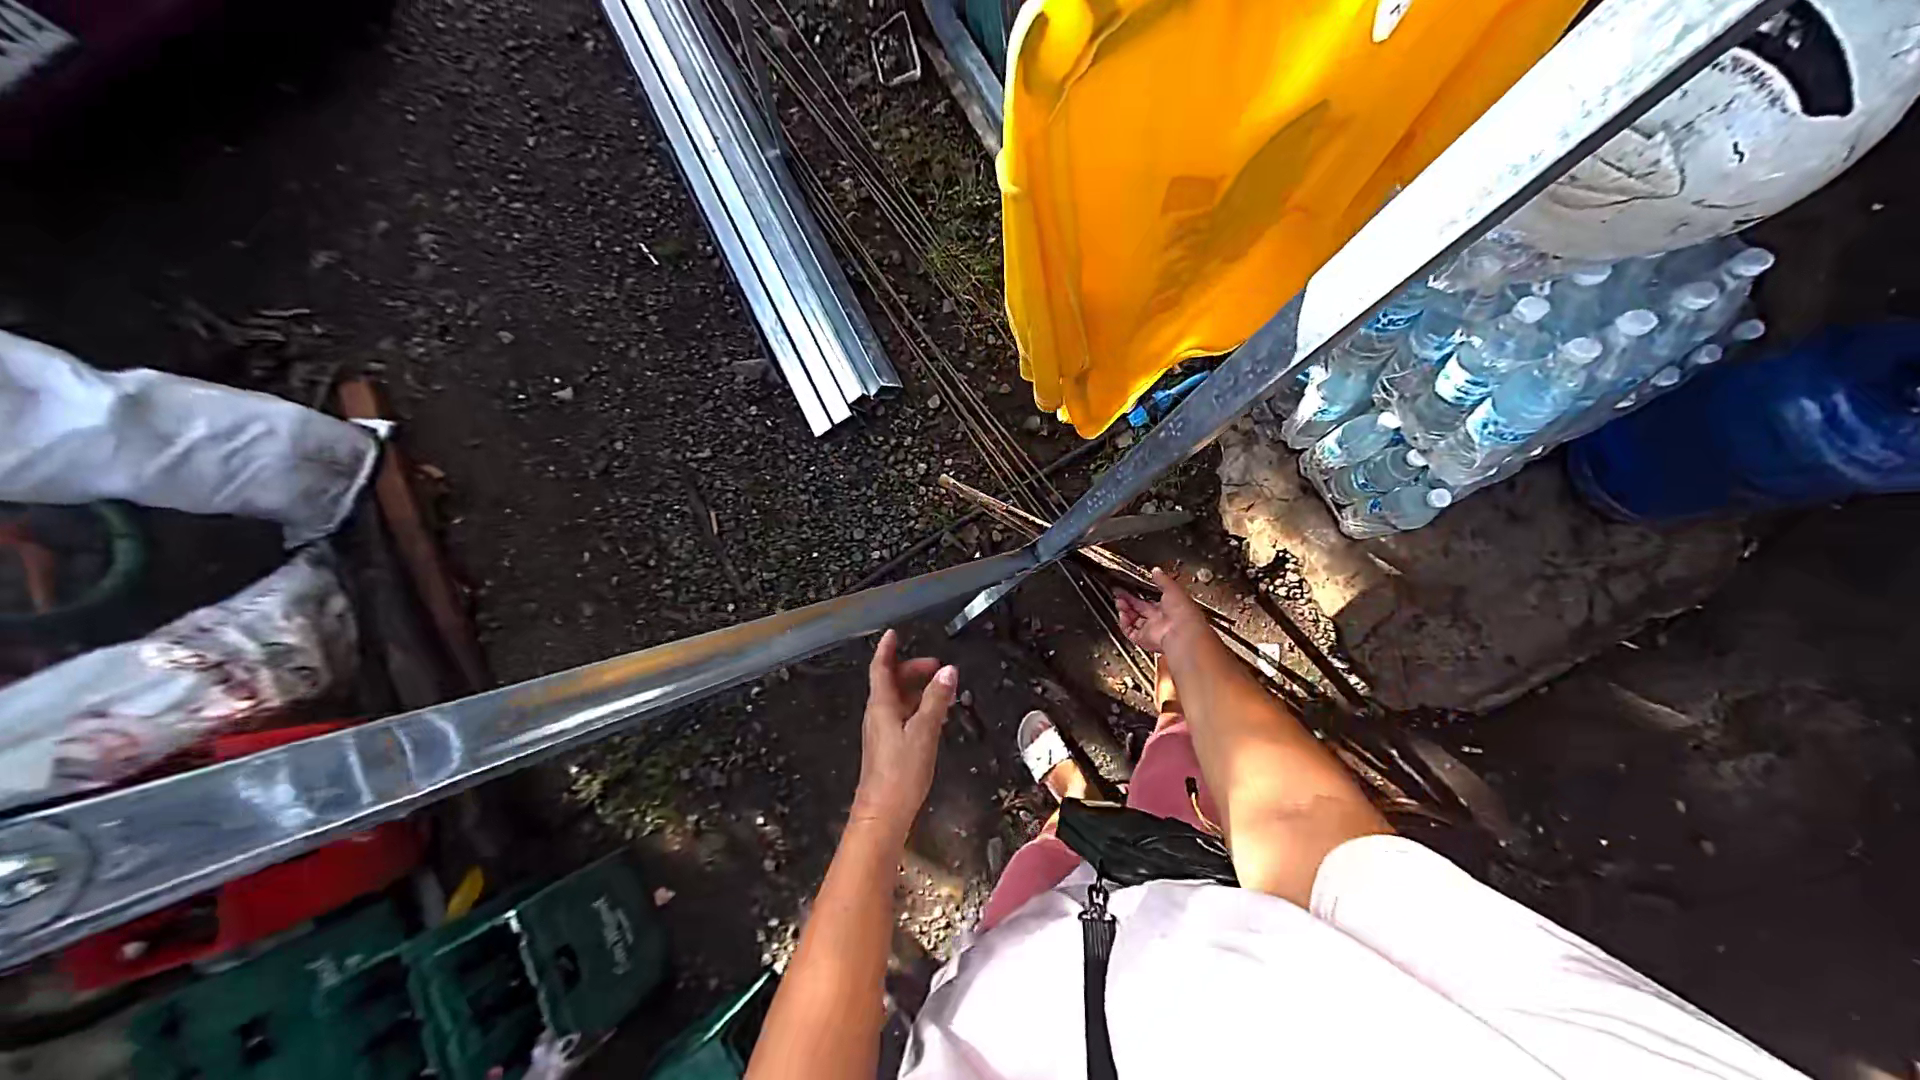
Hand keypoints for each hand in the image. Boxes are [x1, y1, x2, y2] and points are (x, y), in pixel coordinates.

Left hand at [851, 629, 957, 837]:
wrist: (883, 814)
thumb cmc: (900, 772)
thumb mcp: (924, 731)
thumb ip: (936, 700)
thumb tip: (948, 671)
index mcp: (881, 706)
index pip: (881, 668)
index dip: (886, 649)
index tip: (893, 633)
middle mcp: (878, 715)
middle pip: (891, 682)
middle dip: (912, 670)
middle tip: (936, 666)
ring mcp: (882, 732)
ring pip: (899, 700)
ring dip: (918, 690)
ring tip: (943, 689)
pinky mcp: (889, 747)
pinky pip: (903, 716)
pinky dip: (918, 708)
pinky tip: (936, 716)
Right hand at [1114, 569, 1209, 654]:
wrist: (1182, 632)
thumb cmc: (1183, 612)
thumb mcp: (1173, 589)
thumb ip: (1162, 579)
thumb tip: (1157, 570)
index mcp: (1168, 608)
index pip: (1149, 600)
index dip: (1138, 594)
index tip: (1128, 587)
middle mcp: (1159, 619)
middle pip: (1138, 610)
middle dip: (1127, 601)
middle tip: (1119, 593)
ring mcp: (1151, 630)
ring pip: (1132, 620)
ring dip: (1124, 611)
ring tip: (1119, 602)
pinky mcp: (1143, 639)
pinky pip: (1129, 631)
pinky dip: (1124, 623)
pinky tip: (1122, 614)